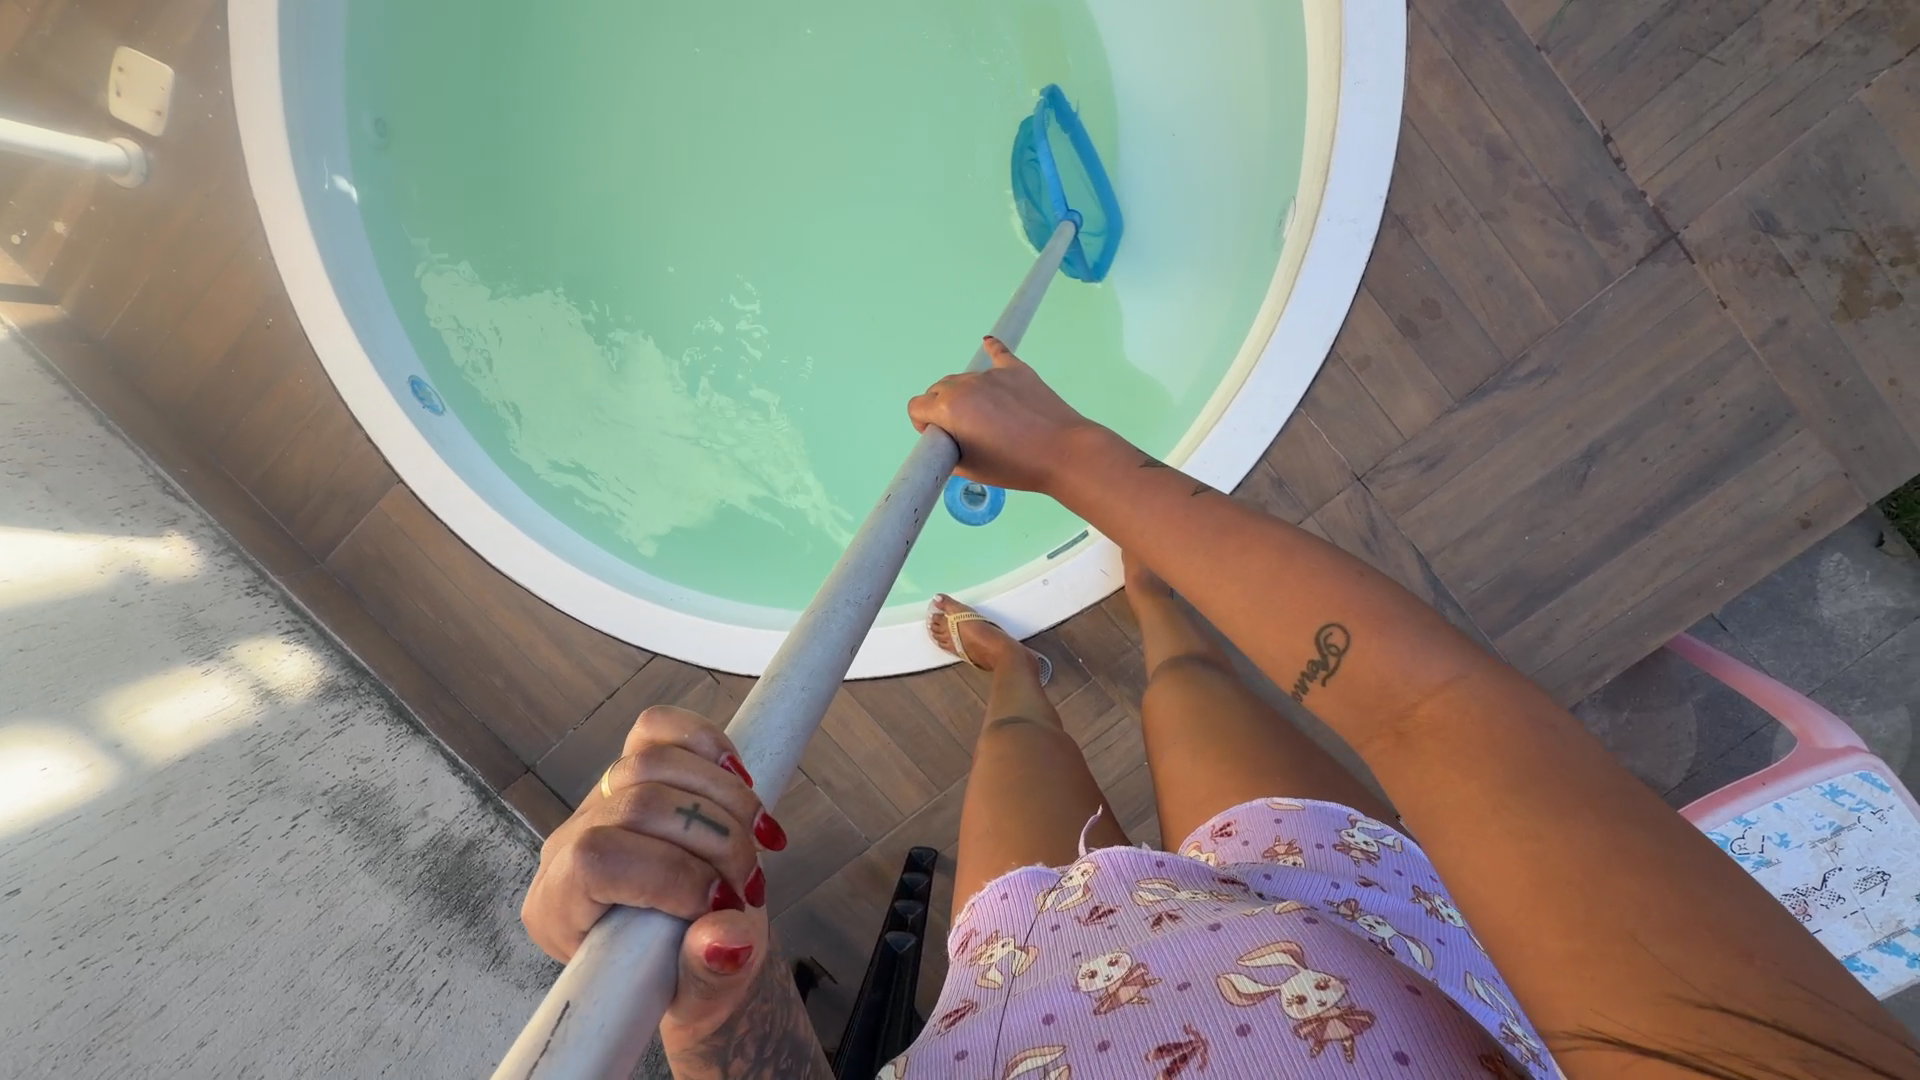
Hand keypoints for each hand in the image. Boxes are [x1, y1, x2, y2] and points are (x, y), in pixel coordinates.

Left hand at [520, 705, 789, 1044]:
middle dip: (717, 837)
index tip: (721, 902)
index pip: (597, 860)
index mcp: (559, 910)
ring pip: (654, 759)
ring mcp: (600, 799)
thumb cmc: (686, 971)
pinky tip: (741, 780)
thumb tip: (726, 934)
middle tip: (752, 878)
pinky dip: (710, 745)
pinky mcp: (635, 766)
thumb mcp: (704, 994)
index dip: (669, 872)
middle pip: (638, 802)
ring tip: (758, 836)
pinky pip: (660, 728)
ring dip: (726, 795)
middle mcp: (567, 847)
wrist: (696, 941)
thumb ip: (710, 973)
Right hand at [907, 336, 1115, 492]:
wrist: (1062, 453)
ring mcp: (992, 374)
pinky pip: (998, 353)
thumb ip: (947, 451)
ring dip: (966, 394)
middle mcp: (965, 385)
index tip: (941, 437)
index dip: (924, 424)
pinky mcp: (1017, 370)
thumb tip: (946, 440)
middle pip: (938, 390)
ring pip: (965, 379)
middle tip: (965, 431)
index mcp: (947, 408)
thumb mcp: (969, 469)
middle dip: (942, 408)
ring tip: (989, 418)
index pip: (917, 407)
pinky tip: (988, 343)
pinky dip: (992, 350)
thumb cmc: (1015, 466)